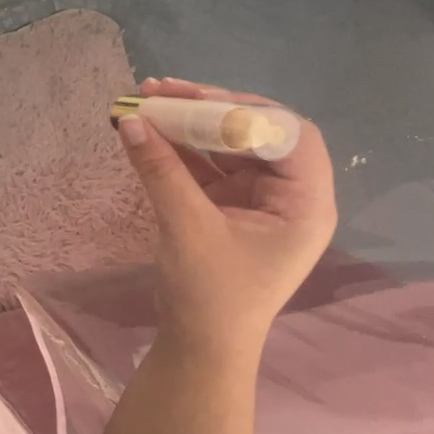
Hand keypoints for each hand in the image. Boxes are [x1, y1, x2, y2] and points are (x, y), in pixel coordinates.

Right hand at [116, 78, 337, 359]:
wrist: (200, 343)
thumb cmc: (211, 291)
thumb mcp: (185, 226)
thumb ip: (160, 171)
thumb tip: (128, 121)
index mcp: (305, 202)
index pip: (288, 135)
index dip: (243, 110)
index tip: (192, 96)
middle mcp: (288, 195)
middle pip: (256, 134)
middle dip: (208, 109)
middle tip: (160, 90)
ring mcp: (255, 200)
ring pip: (227, 147)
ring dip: (188, 125)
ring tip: (146, 102)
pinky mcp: (225, 208)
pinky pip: (205, 167)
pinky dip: (177, 149)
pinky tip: (147, 134)